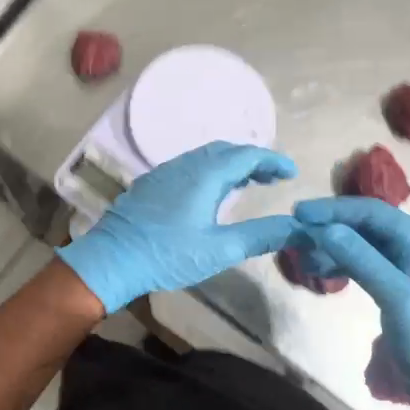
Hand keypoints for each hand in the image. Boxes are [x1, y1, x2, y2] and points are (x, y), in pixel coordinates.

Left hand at [58, 142, 298, 312]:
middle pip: (224, 151)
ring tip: (247, 183)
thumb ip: (259, 236)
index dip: (272, 161)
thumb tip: (296, 227)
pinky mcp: (150, 184)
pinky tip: (210, 193)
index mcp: (204, 175)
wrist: (112, 259)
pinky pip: (187, 167)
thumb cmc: (168, 254)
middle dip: (252, 160)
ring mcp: (164, 173)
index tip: (291, 172)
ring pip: (203, 158)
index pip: (246, 156)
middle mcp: (184, 165)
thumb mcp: (219, 250)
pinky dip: (209, 171)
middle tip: (272, 178)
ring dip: (229, 165)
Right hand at [295, 197, 409, 409]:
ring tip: (305, 261)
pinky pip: (367, 267)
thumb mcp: (398, 299)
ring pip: (365, 247)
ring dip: (335, 248)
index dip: (334, 210)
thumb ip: (362, 260)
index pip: (372, 212)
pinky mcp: (402, 296)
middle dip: (331, 228)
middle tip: (296, 239)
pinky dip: (344, 266)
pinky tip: (326, 275)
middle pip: (368, 226)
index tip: (297, 214)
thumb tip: (324, 228)